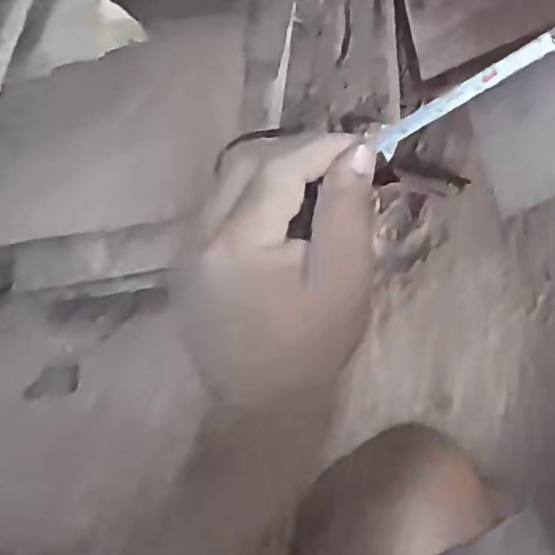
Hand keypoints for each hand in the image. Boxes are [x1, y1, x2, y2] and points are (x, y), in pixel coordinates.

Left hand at [173, 133, 377, 409]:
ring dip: (281, 168)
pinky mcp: (191, 262)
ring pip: (233, 180)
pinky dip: (263, 192)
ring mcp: (187, 250)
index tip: (366, 143)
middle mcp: (199, 237)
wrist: (264, 411)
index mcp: (234, 243)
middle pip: (248, 164)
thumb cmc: (314, 345)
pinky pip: (227, 204)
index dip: (324, 146)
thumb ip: (347, 208)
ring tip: (325, 177)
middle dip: (301, 151)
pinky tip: (294, 207)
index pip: (279, 168)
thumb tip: (358, 150)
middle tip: (347, 158)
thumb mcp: (345, 275)